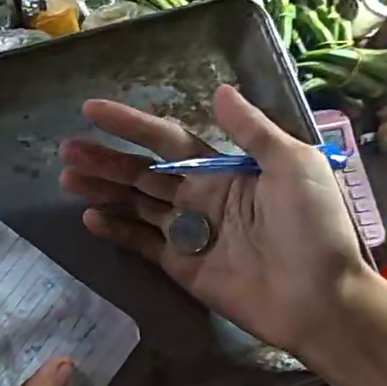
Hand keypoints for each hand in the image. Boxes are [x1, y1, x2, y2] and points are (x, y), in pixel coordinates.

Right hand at [58, 84, 378, 352]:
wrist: (320, 297)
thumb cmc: (311, 227)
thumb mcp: (293, 164)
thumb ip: (252, 130)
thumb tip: (219, 89)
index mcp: (224, 169)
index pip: (167, 139)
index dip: (130, 124)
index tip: (92, 109)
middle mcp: (201, 196)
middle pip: (143, 172)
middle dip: (105, 159)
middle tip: (66, 149)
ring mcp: (190, 232)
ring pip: (135, 204)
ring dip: (102, 190)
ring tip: (66, 178)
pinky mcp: (182, 266)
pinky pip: (142, 243)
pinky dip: (116, 231)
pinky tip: (89, 217)